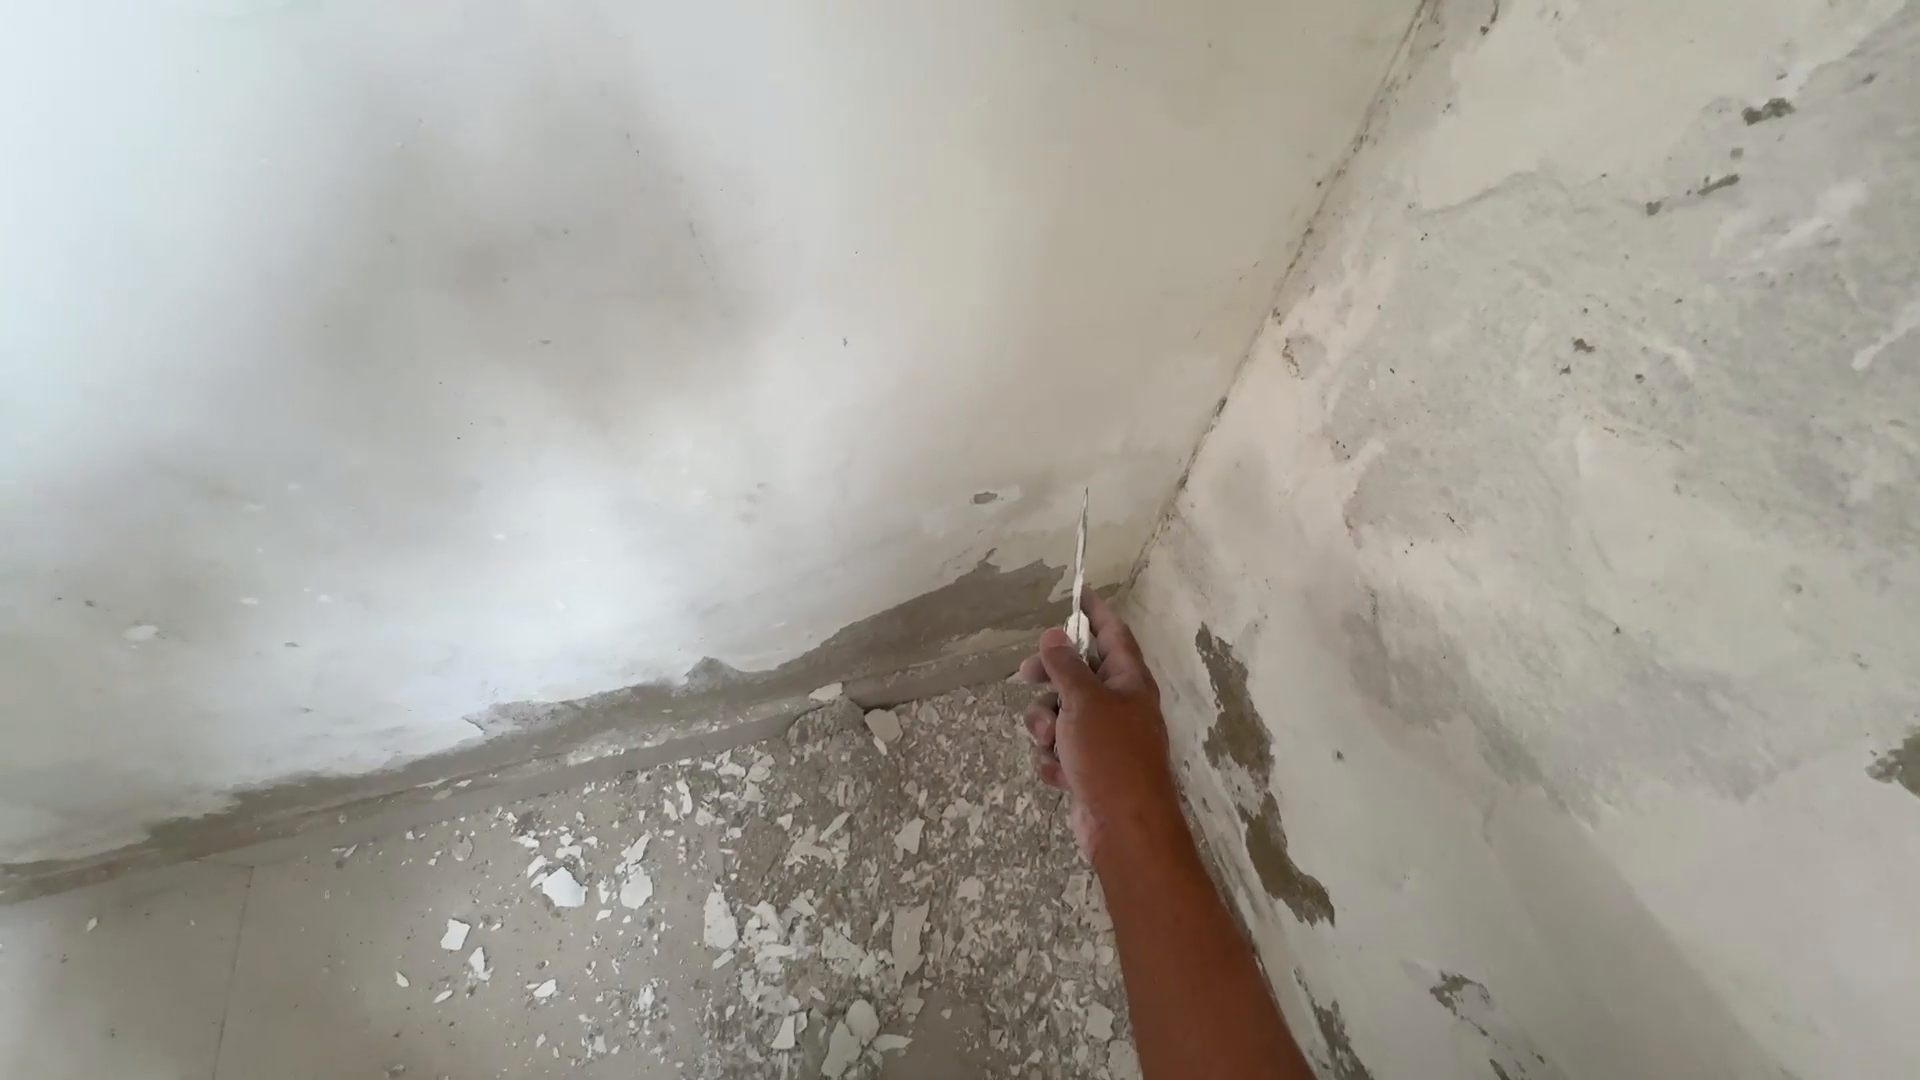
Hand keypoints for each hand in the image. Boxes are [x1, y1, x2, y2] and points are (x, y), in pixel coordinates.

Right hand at [1020, 588, 1175, 860]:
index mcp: (1128, 680)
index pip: (1112, 633)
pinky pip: (1059, 748)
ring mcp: (1104, 738)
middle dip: (1048, 677)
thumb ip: (1066, 666)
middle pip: (1077, 673)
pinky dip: (1053, 758)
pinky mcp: (1088, 767)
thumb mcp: (1084, 702)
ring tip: (1051, 743)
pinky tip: (1059, 773)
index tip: (1077, 591)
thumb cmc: (1110, 755)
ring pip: (1060, 712)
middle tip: (1025, 675)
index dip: (1095, 611)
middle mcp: (1119, 704)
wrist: (1123, 829)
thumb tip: (1055, 635)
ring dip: (1046, 725)